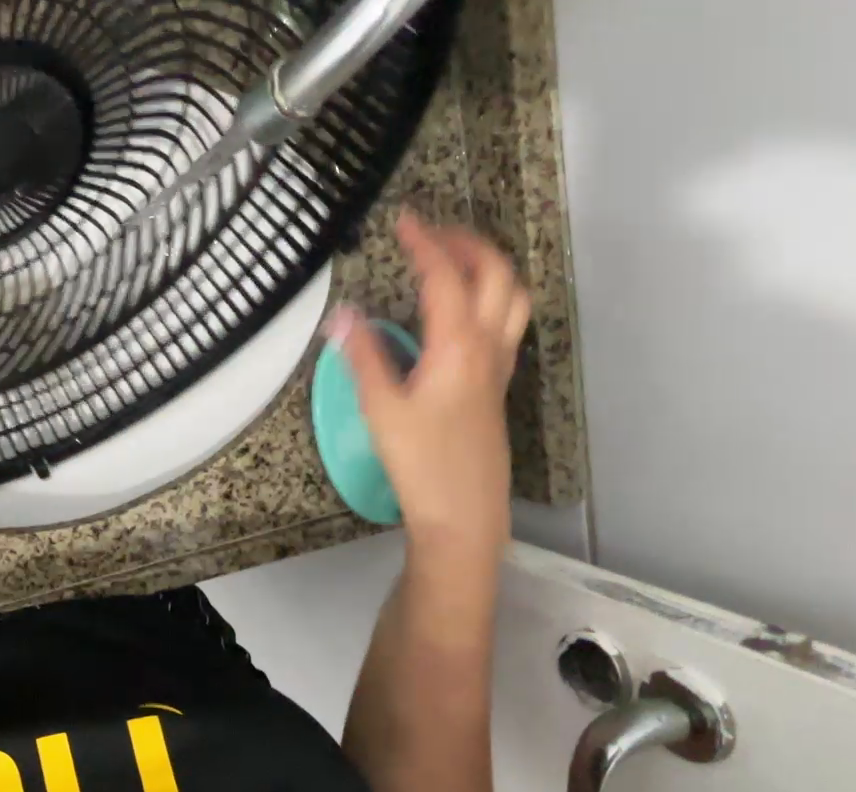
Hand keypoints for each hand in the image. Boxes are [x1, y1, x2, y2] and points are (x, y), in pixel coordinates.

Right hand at [330, 210, 529, 565]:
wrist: (462, 508)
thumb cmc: (420, 461)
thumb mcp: (380, 408)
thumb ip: (363, 356)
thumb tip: (343, 315)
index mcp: (458, 345)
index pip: (445, 276)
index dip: (424, 242)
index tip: (404, 220)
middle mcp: (488, 346)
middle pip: (494, 274)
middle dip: (466, 244)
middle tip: (431, 234)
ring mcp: (499, 365)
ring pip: (512, 296)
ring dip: (488, 268)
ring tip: (455, 262)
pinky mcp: (497, 384)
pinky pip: (507, 323)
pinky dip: (490, 299)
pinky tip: (462, 314)